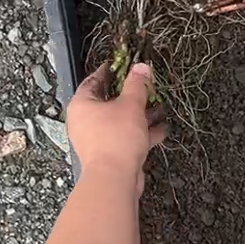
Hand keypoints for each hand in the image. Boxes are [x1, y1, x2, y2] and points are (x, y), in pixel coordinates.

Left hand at [66, 62, 166, 185]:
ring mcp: (98, 140)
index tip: (122, 64)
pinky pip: (126, 138)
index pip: (93, 81)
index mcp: (82, 105)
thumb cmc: (116, 137)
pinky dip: (142, 134)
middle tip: (146, 85)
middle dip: (132, 95)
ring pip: (121, 122)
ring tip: (160, 107)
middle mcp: (86, 122)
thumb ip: (137, 85)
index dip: (109, 71)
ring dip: (141, 115)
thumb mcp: (130, 105)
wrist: (115, 179)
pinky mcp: (111, 155)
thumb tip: (142, 66)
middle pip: (109, 102)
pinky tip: (162, 129)